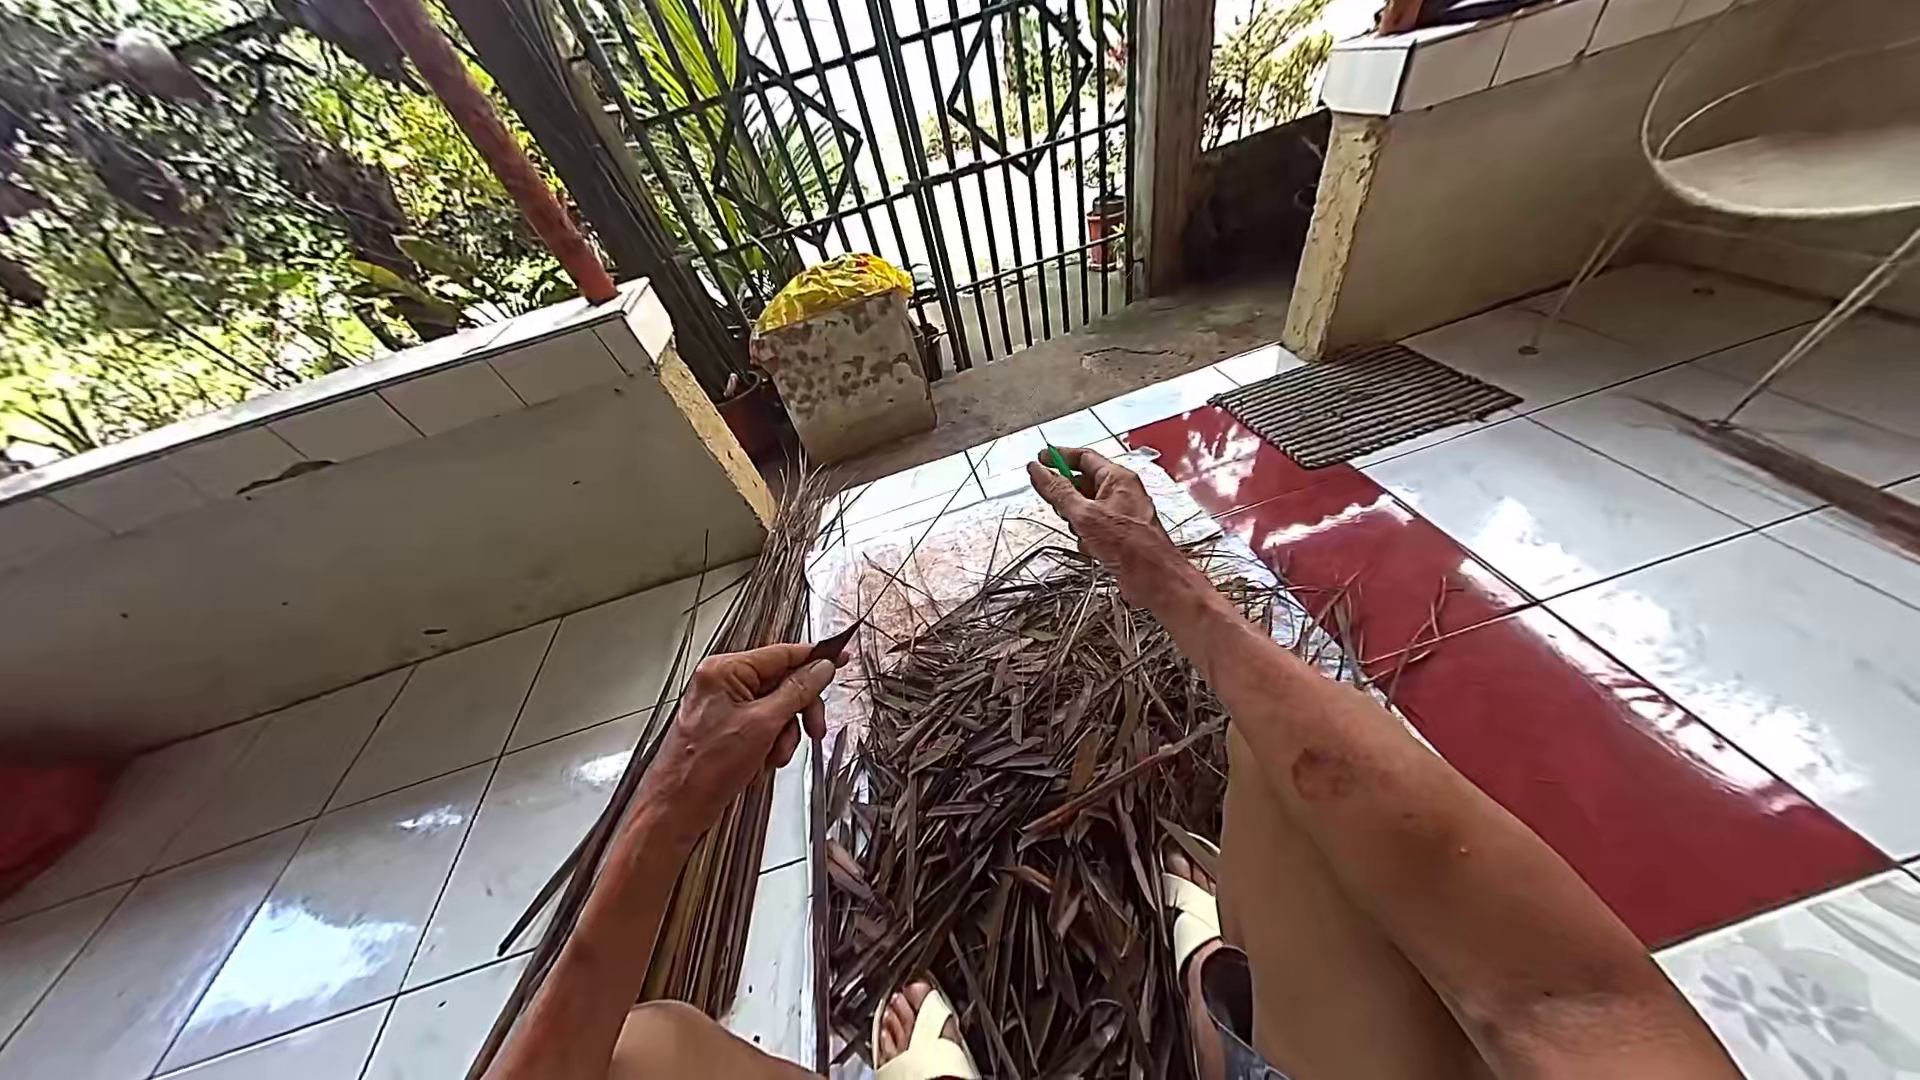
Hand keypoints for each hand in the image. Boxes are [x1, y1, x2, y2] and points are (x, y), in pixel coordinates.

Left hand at [642, 644, 840, 835]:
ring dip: (786, 733)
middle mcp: (724, 683)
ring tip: (777, 755)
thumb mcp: (763, 724)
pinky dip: (773, 743)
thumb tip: (821, 668)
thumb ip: (797, 691)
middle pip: (783, 682)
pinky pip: (766, 724)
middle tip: (815, 729)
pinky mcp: (729, 727)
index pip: (781, 654)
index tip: (840, 658)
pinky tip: (764, 761)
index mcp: (725, 671)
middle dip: (800, 709)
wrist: (675, 812)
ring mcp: (726, 705)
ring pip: (778, 707)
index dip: (814, 658)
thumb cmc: (705, 768)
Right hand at [1026, 447, 1182, 599]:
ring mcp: (1120, 514)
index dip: (1059, 457)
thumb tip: (1038, 471)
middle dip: (1066, 495)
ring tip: (1080, 530)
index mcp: (1117, 478)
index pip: (1083, 457)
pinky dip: (1086, 535)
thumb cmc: (1131, 544)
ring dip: (1076, 520)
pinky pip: (1093, 527)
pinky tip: (1090, 546)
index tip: (1041, 459)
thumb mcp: (1084, 514)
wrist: (1153, 578)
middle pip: (1083, 483)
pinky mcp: (1119, 534)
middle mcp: (1121, 493)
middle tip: (1055, 504)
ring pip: (1086, 508)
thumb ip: (1057, 491)